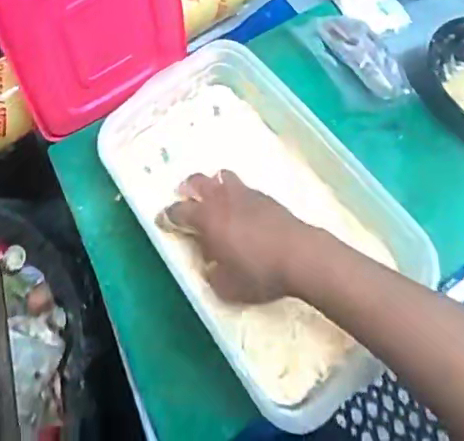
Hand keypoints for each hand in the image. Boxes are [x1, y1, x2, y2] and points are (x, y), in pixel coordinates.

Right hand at [160, 171, 312, 303]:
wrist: (300, 255)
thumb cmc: (259, 272)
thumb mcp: (228, 287)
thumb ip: (212, 275)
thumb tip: (210, 267)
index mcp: (204, 218)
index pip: (177, 212)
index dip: (167, 216)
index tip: (163, 220)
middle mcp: (219, 199)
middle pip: (196, 182)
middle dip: (187, 188)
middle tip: (185, 196)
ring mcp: (242, 193)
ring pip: (220, 177)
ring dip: (213, 184)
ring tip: (215, 197)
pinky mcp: (264, 196)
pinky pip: (242, 187)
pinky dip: (236, 194)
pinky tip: (243, 209)